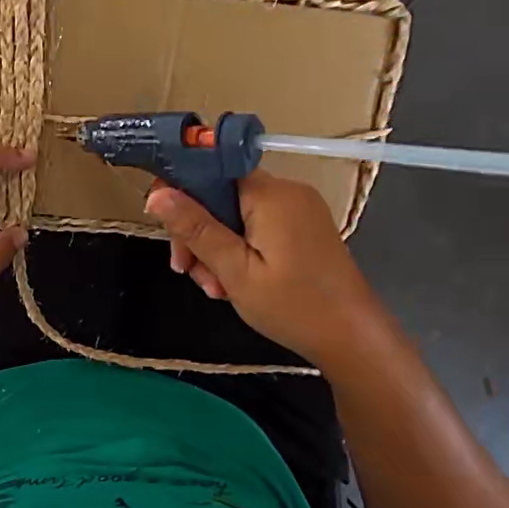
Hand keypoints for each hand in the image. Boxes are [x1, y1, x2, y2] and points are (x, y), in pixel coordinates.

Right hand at [144, 171, 383, 368]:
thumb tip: (157, 194)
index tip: (166, 229)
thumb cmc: (292, 306)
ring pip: (236, 216)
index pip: (213, 170)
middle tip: (190, 273)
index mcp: (271, 194)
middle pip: (222, 196)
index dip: (183, 194)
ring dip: (217, 249)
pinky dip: (239, 252)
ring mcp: (298, 211)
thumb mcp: (234, 271)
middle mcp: (286, 192)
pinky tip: (234, 284)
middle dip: (199, 234)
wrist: (351, 338)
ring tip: (217, 289)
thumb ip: (196, 229)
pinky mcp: (302, 229)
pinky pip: (257, 228)